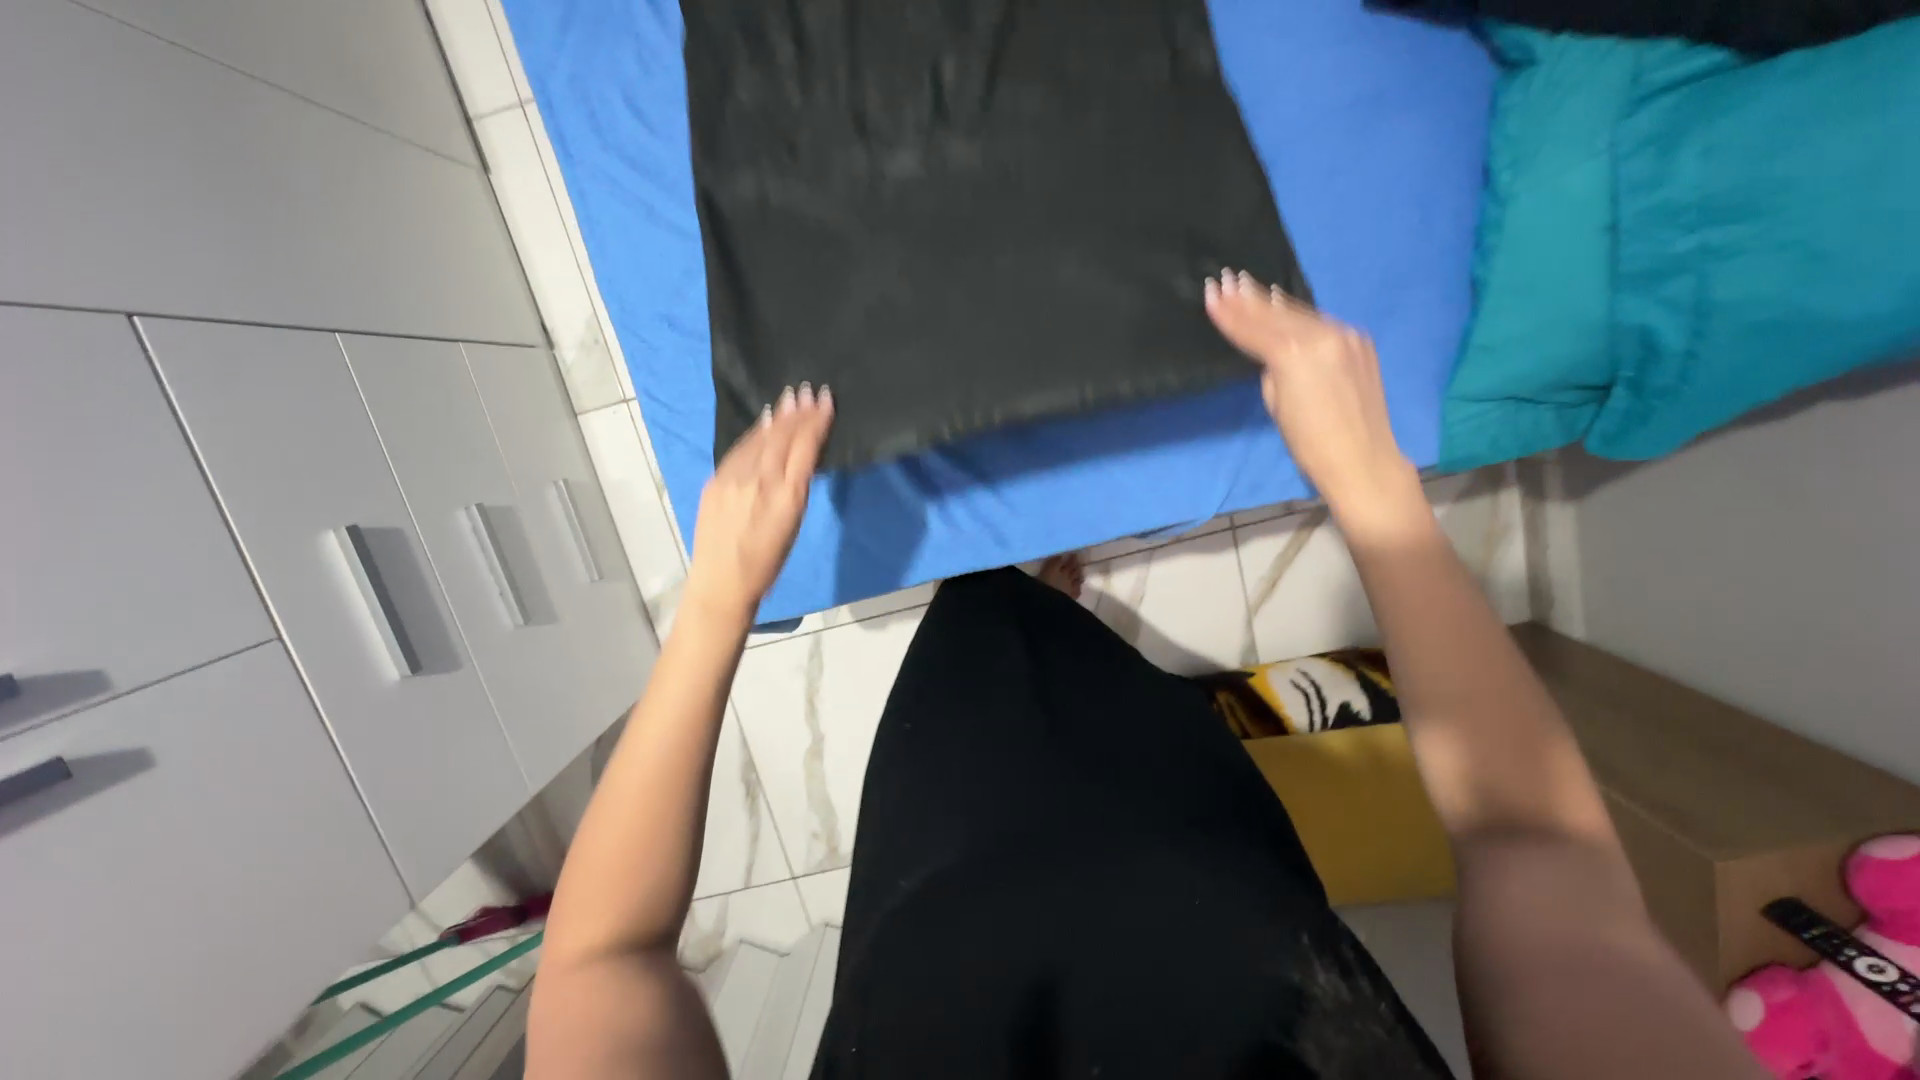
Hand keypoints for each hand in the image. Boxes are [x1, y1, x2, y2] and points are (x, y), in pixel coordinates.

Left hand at [685, 383, 833, 621]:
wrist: (722, 582)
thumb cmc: (767, 563)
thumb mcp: (793, 525)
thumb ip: (796, 488)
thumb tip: (800, 457)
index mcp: (786, 495)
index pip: (803, 447)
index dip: (815, 422)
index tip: (825, 401)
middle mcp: (759, 480)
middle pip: (782, 437)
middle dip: (798, 413)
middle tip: (809, 391)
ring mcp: (734, 479)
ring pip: (760, 439)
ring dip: (778, 418)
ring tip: (790, 400)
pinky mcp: (716, 482)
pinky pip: (740, 449)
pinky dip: (755, 433)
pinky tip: (764, 423)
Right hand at [1205, 269, 1419, 522]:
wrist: (1363, 459)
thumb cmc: (1309, 444)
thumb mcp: (1277, 404)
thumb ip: (1271, 369)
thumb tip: (1272, 351)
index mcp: (1296, 353)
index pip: (1255, 329)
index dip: (1231, 313)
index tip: (1210, 294)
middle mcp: (1323, 335)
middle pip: (1276, 314)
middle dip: (1248, 299)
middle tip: (1224, 280)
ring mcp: (1345, 336)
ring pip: (1299, 314)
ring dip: (1270, 302)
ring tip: (1247, 285)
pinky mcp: (1359, 343)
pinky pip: (1319, 322)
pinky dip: (1297, 314)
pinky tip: (1282, 304)